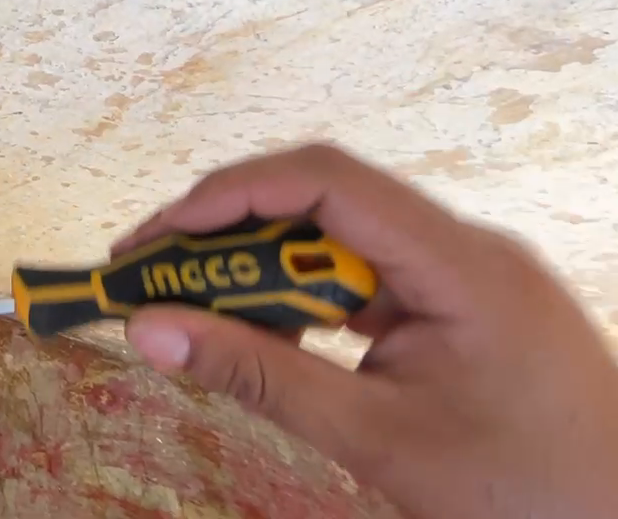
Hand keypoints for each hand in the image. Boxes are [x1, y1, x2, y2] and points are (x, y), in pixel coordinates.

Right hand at [116, 145, 617, 518]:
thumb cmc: (525, 496)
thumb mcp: (377, 440)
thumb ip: (254, 375)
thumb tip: (141, 330)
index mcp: (463, 266)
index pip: (328, 181)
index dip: (234, 191)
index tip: (164, 234)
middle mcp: (460, 247)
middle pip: (315, 196)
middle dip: (221, 223)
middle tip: (150, 260)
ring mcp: (455, 270)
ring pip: (322, 228)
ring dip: (247, 254)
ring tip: (185, 289)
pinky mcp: (445, 297)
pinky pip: (344, 265)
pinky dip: (286, 284)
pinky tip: (258, 321)